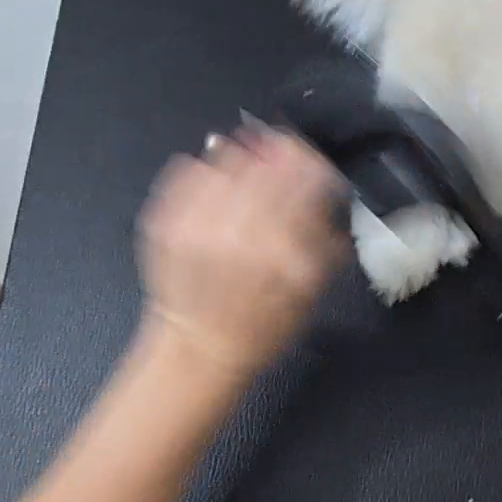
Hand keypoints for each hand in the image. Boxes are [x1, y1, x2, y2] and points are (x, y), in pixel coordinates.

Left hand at [138, 126, 346, 374]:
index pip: (308, 179)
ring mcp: (201, 226)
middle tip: (283, 154)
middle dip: (281, 153)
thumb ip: (327, 240)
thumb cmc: (263, 325)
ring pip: (228, 159)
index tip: (315, 163)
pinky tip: (216, 179)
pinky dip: (207, 167)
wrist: (201, 347)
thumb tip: (333, 194)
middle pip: (269, 163)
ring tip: (249, 166)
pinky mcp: (168, 221)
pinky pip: (190, 171)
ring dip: (244, 155)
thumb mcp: (311, 291)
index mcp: (286, 252)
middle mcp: (244, 234)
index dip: (315, 163)